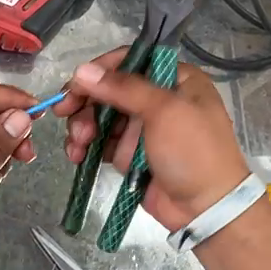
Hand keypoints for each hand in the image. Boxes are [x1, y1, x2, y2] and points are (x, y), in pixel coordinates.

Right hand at [52, 50, 249, 231]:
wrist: (206, 208)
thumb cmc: (192, 151)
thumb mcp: (164, 111)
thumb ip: (123, 88)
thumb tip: (81, 71)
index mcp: (175, 79)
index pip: (129, 61)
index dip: (99, 71)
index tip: (75, 86)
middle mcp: (157, 98)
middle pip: (108, 90)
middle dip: (84, 103)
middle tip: (64, 114)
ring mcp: (142, 127)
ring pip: (99, 116)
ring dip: (81, 127)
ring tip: (76, 144)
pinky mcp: (129, 153)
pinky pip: (100, 142)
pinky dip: (85, 147)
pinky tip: (76, 156)